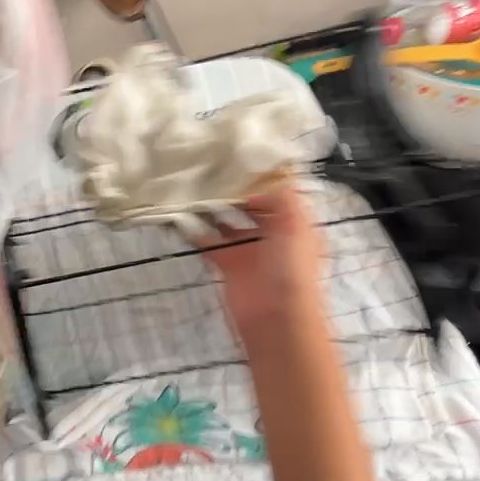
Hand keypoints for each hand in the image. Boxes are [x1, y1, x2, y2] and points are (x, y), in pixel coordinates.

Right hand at [195, 183, 324, 338]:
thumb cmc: (291, 268)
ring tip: (192, 193)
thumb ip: (282, 199)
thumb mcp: (296, 224)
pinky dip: (197, 234)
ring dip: (213, 212)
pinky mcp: (229, 266)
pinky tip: (183, 220)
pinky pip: (211, 245)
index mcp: (295, 224)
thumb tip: (255, 189)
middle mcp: (273, 235)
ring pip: (228, 225)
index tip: (237, 164)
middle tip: (209, 175)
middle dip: (233, 195)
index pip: (278, 195)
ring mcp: (250, 251)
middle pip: (251, 209)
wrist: (275, 316)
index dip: (261, 181)